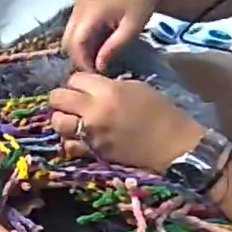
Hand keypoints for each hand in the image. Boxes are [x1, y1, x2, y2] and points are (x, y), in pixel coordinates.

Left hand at [49, 74, 207, 172]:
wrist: (173, 146)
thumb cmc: (161, 113)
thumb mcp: (137, 88)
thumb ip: (109, 85)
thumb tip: (91, 87)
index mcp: (107, 91)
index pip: (74, 78)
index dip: (78, 82)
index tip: (84, 87)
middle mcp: (93, 111)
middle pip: (57, 98)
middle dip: (62, 98)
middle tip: (71, 102)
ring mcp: (90, 133)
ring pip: (57, 122)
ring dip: (62, 119)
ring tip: (72, 120)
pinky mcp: (92, 152)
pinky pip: (68, 144)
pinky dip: (70, 140)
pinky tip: (79, 138)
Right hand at [63, 0, 172, 71]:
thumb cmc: (142, 3)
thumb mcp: (132, 27)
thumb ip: (114, 47)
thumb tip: (98, 66)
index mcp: (90, 12)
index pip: (76, 44)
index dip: (82, 62)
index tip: (96, 74)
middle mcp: (78, 8)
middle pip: (68, 41)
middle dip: (79, 57)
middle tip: (96, 69)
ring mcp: (78, 6)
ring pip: (69, 36)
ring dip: (80, 50)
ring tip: (98, 59)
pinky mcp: (81, 7)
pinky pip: (75, 29)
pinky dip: (83, 41)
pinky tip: (98, 46)